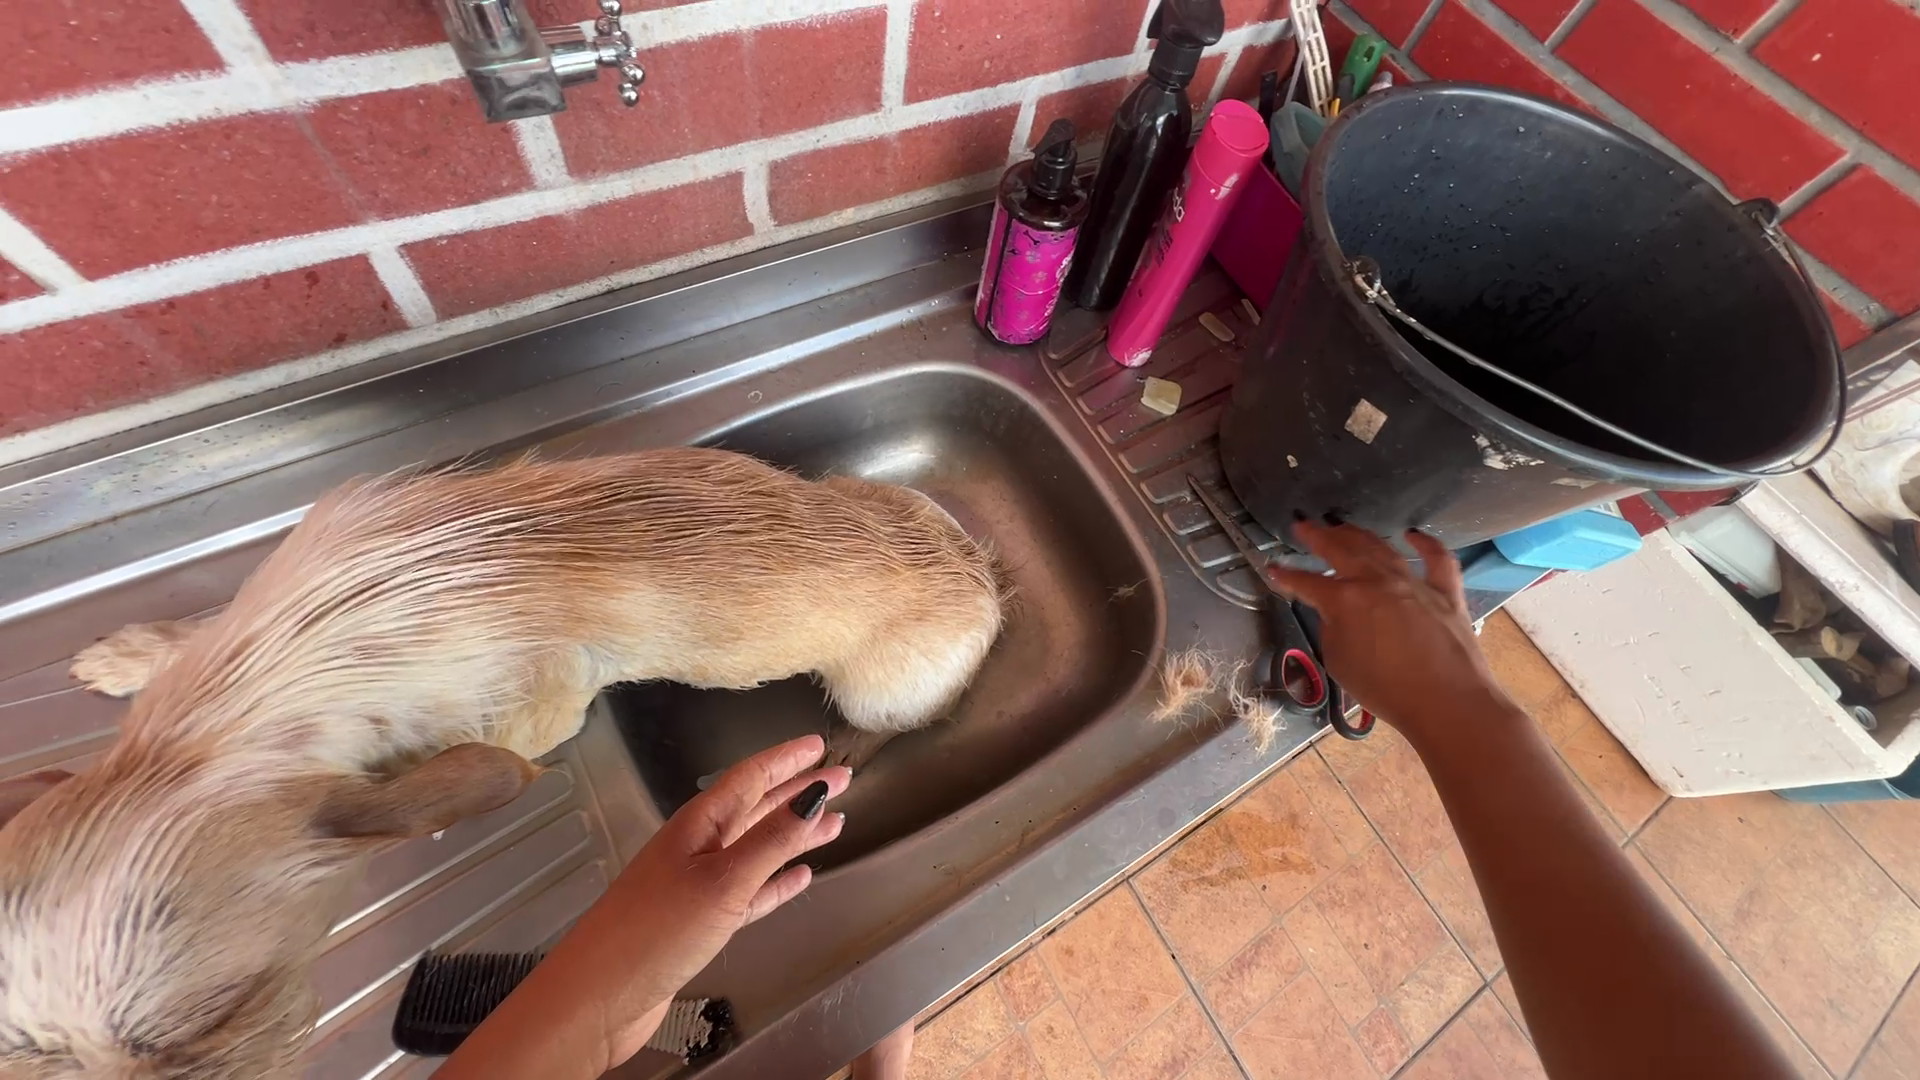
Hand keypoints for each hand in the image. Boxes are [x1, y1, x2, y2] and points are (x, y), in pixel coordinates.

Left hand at [546, 735, 848, 1070]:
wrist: (594, 1003)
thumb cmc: (657, 930)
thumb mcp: (723, 880)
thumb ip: (772, 839)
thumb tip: (814, 795)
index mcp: (702, 823)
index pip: (752, 776)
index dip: (787, 758)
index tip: (819, 745)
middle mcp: (701, 844)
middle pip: (759, 807)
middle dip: (800, 791)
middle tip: (842, 779)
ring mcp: (699, 883)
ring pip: (759, 847)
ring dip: (796, 835)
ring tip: (835, 824)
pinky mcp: (701, 921)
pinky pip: (750, 890)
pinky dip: (777, 882)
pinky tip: (801, 877)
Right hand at [1265, 522, 1508, 743]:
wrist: (1447, 702)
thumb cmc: (1383, 688)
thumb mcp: (1337, 660)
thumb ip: (1332, 628)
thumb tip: (1338, 614)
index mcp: (1343, 599)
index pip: (1306, 582)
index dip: (1286, 576)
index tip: (1273, 569)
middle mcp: (1376, 581)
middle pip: (1341, 550)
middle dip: (1317, 536)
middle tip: (1303, 525)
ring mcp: (1413, 583)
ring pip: (1380, 548)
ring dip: (1357, 534)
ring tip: (1342, 527)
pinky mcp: (1446, 593)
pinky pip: (1437, 559)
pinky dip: (1425, 543)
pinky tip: (1412, 534)